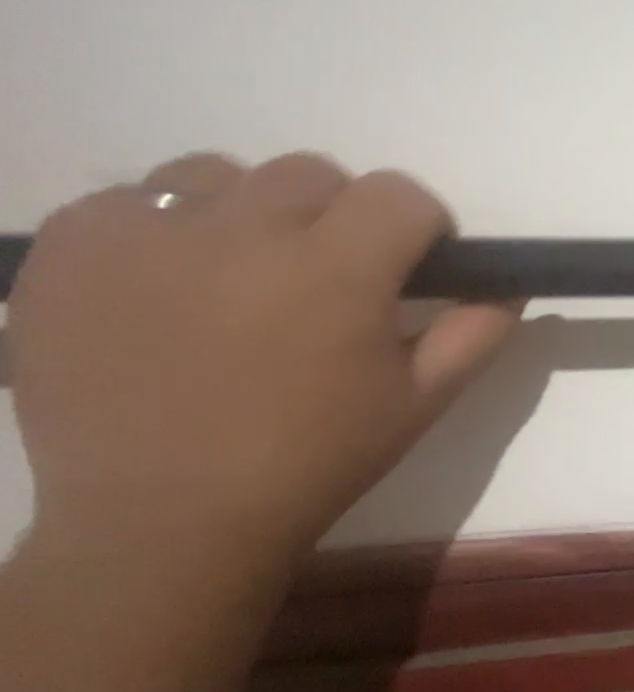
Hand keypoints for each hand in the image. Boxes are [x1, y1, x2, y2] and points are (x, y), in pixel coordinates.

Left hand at [8, 152, 521, 559]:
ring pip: (218, 174)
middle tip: (328, 283)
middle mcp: (239, 231)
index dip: (421, 227)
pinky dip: (164, 231)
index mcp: (336, 272)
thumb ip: (476, 333)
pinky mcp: (67, 245)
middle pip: (312, 174)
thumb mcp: (421, 402)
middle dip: (339, 217)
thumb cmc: (316, 460)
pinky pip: (132, 200)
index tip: (413, 267)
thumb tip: (509, 285)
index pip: (400, 195)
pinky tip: (170, 292)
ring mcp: (142, 232)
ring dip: (248, 213)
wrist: (168, 517)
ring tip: (242, 280)